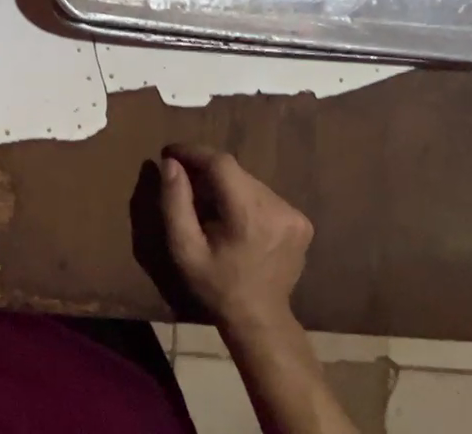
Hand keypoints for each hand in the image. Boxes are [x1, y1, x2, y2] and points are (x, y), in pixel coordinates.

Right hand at [159, 143, 313, 335]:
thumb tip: (171, 163)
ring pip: (248, 180)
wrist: (260, 319)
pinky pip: (263, 194)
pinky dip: (243, 196)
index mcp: (250, 216)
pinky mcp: (301, 221)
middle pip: (235, 171)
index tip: (170, 153)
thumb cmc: (216, 286)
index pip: (221, 163)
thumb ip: (175, 203)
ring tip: (206, 202)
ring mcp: (295, 215)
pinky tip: (233, 216)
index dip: (194, 152)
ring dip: (225, 184)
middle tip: (183, 181)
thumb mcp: (184, 248)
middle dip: (206, 170)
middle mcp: (279, 208)